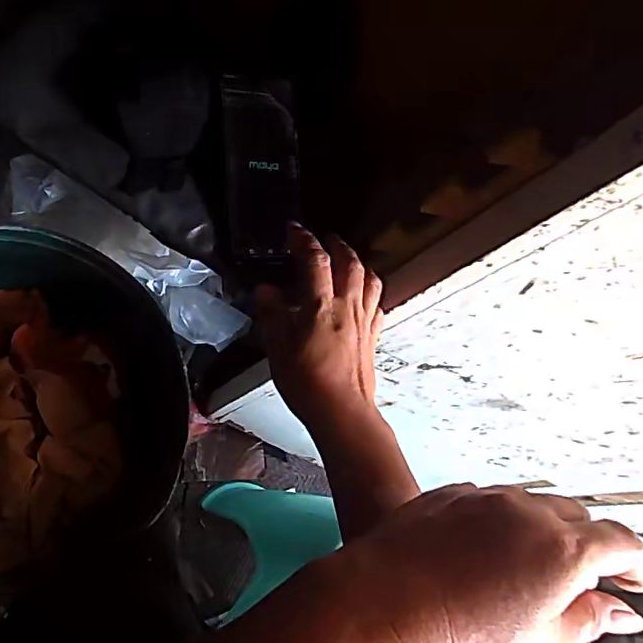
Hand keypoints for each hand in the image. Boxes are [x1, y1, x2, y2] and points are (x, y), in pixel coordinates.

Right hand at [256, 225, 383, 432]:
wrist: (341, 411)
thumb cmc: (307, 382)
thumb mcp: (277, 348)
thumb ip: (272, 314)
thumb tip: (265, 290)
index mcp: (321, 306)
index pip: (315, 260)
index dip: (304, 240)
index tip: (293, 230)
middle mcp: (347, 308)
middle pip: (350, 263)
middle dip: (337, 245)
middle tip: (325, 238)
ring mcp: (364, 322)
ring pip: (370, 280)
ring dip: (359, 263)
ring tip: (347, 259)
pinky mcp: (372, 338)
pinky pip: (376, 305)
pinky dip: (369, 293)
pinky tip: (360, 298)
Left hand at [338, 484, 642, 642]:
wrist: (386, 600)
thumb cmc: (463, 631)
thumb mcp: (540, 641)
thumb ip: (590, 619)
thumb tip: (624, 612)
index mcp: (564, 549)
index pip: (622, 542)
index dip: (633, 565)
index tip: (629, 584)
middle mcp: (527, 512)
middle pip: (577, 517)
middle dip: (588, 545)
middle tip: (577, 579)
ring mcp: (482, 497)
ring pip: (530, 503)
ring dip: (540, 527)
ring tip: (526, 564)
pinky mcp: (446, 494)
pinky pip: (486, 499)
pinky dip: (497, 518)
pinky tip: (483, 547)